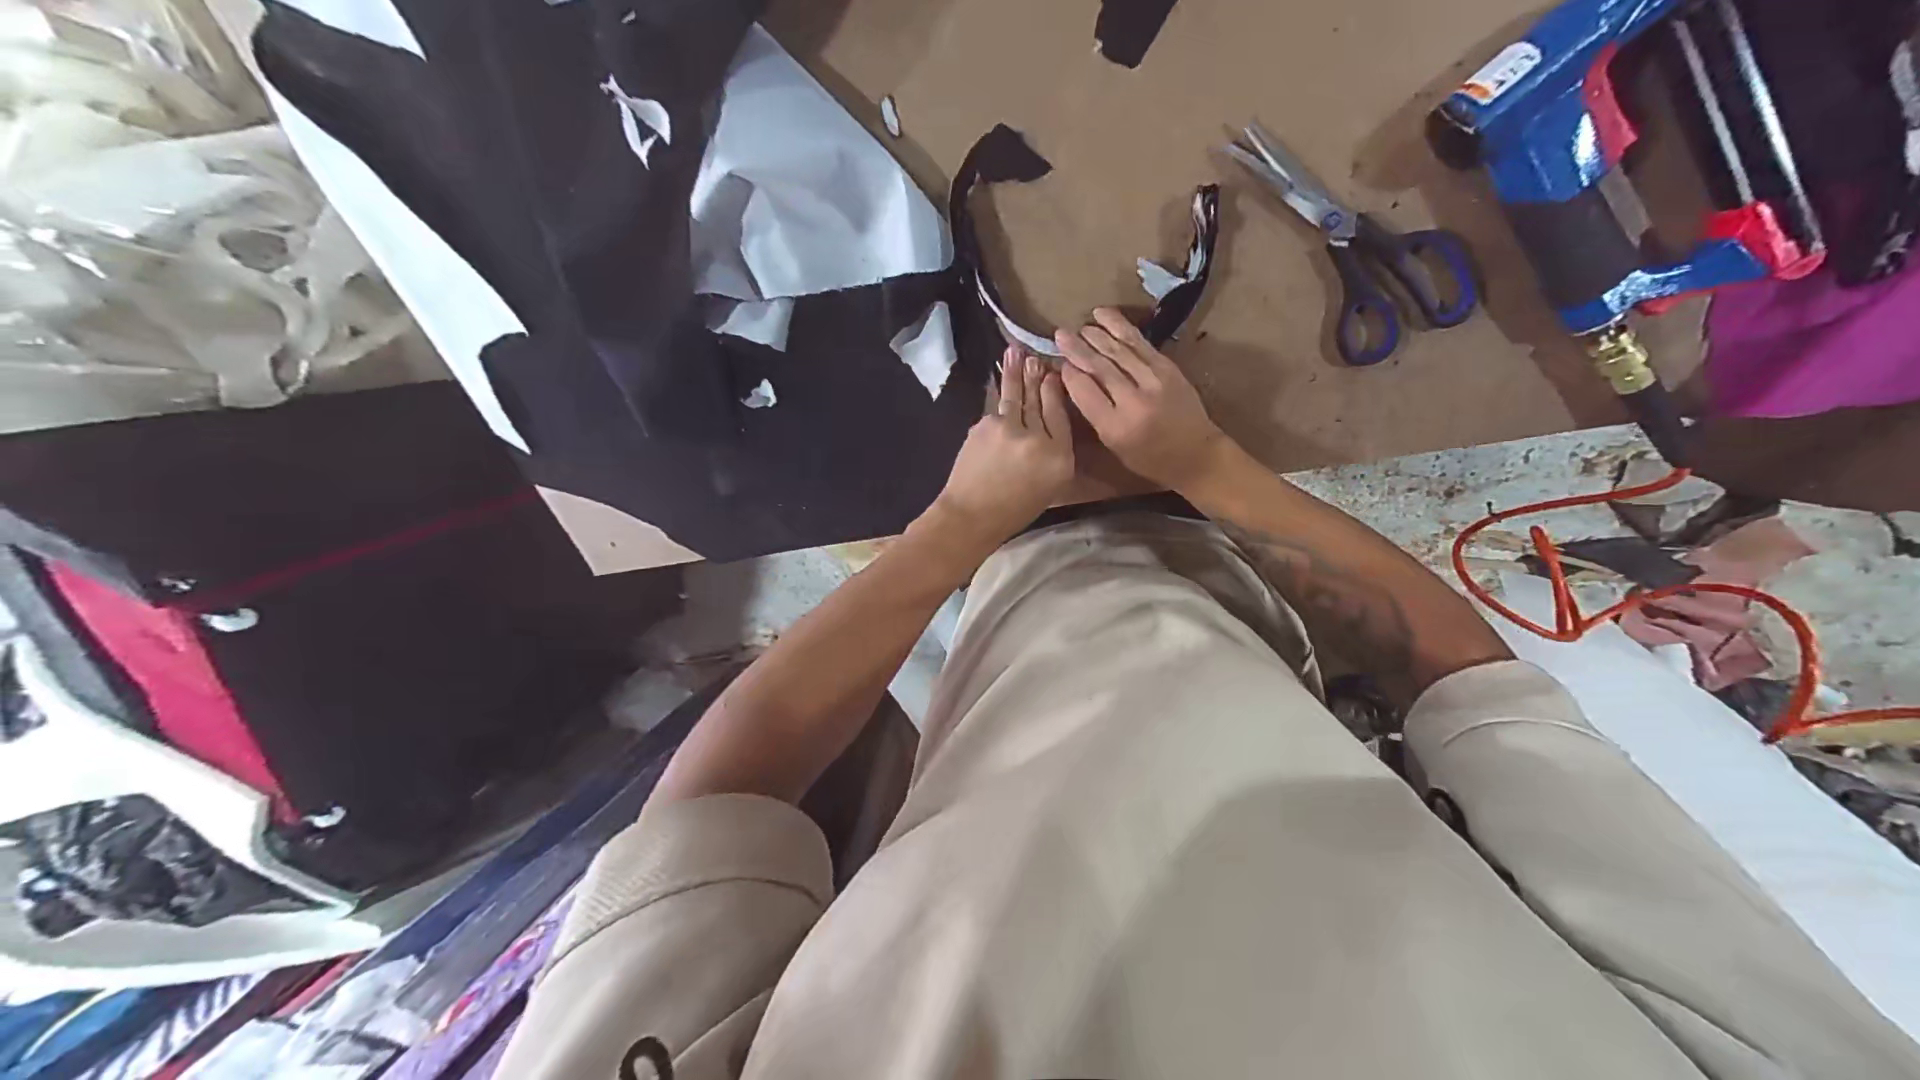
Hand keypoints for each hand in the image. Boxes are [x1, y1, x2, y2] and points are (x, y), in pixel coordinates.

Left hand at [926, 347, 1075, 546]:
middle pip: (1040, 401)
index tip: (1055, 375)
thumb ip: (1052, 455)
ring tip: (1016, 352)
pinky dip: (999, 399)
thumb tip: (1045, 424)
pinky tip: (1000, 383)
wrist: (971, 515)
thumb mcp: (1048, 487)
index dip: (1056, 392)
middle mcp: (1039, 438)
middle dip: (1037, 377)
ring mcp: (1010, 429)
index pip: (1061, 416)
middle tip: (1037, 357)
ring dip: (1016, 372)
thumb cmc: (1013, 509)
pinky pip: (996, 408)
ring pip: (1016, 395)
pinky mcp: (986, 425)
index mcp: (1060, 458)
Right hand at [1055, 308, 1232, 492]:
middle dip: (1076, 349)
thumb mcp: (1114, 446)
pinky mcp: (1167, 368)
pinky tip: (1103, 316)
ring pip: (1118, 351)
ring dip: (1095, 335)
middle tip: (1059, 335)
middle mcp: (1133, 402)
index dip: (1069, 374)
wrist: (1196, 453)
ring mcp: (1153, 381)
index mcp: (1115, 427)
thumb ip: (1094, 414)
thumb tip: (1074, 381)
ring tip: (1079, 327)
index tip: (1059, 363)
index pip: (1084, 392)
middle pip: (1099, 368)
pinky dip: (1119, 326)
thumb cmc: (1149, 458)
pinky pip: (1138, 342)